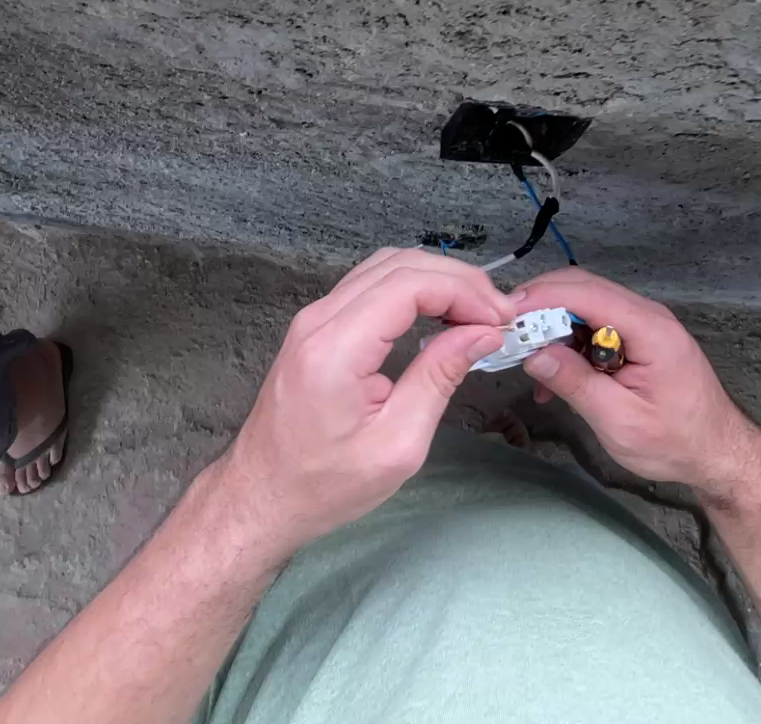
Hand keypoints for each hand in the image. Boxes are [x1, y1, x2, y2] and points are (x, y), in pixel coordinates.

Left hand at [216, 248, 512, 553]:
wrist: (260, 496)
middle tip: (498, 313)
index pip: (409, 285)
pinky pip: (371, 285)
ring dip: (437, 279)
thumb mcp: (397, 444)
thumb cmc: (325, 485)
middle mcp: (319, 319)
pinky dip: (413, 288)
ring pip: (385, 267)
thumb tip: (482, 334)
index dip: (463, 291)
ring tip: (476, 311)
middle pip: (399, 264)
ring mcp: (314, 318)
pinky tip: (440, 312)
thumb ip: (439, 377)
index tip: (500, 318)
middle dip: (457, 280)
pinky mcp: (317, 325)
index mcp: (335, 348)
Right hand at [515, 267, 760, 497]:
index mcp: (649, 329)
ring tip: (524, 356)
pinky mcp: (637, 335)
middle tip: (505, 330)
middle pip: (583, 288)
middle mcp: (646, 314)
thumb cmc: (675, 442)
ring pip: (585, 303)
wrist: (719, 453)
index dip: (542, 297)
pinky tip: (553, 373)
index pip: (587, 293)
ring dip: (551, 324)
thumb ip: (576, 384)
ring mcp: (643, 322)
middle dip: (539, 304)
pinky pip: (594, 323)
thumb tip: (533, 355)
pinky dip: (567, 340)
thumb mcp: (620, 421)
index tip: (506, 314)